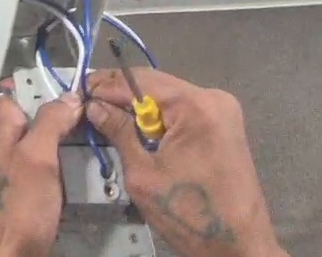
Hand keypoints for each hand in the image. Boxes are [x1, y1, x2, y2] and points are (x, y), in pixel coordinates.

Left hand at [0, 85, 84, 256]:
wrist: (11, 253)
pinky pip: (53, 160)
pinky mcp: (33, 185)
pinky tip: (89, 160)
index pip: (14, 87)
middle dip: (61, 106)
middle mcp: (9, 138)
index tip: (68, 78)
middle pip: (35, 111)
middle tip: (92, 105)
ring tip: (97, 128)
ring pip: (46, 136)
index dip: (38, 79)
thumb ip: (51, 121)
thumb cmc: (21, 202)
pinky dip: (69, 157)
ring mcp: (20, 163)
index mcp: (4, 124)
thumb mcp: (37, 155)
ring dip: (68, 133)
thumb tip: (71, 95)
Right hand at [84, 69, 286, 256]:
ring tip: (106, 110)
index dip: (105, 85)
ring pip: (166, 93)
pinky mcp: (223, 123)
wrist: (242, 253)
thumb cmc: (191, 217)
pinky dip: (158, 114)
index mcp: (194, 106)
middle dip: (120, 91)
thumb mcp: (144, 176)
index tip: (79, 89)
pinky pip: (181, 107)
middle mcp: (211, 97)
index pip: (139, 82)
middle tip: (88, 98)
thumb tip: (93, 105)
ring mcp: (221, 108)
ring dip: (137, 102)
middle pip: (154, 83)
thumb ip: (118, 132)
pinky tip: (137, 123)